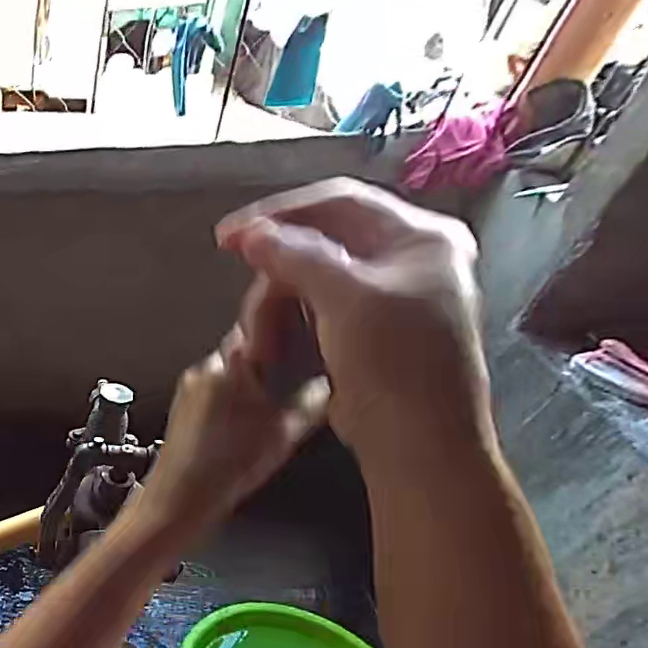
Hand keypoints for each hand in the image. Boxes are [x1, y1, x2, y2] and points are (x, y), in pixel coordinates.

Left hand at [130, 277, 328, 536]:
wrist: (177, 498)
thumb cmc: (225, 470)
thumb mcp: (283, 436)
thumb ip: (310, 403)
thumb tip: (329, 386)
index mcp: (235, 365)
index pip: (261, 314)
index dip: (283, 305)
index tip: (300, 297)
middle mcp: (209, 366)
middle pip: (247, 342)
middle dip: (270, 351)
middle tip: (293, 366)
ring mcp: (192, 383)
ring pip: (231, 366)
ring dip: (249, 374)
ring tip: (268, 401)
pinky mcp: (183, 401)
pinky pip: (215, 384)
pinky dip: (232, 392)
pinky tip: (244, 417)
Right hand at [215, 178, 490, 465]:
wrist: (417, 444)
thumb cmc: (395, 366)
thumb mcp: (347, 300)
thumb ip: (297, 257)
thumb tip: (252, 233)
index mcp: (419, 237)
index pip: (339, 202)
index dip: (279, 214)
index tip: (228, 235)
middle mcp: (406, 258)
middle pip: (324, 242)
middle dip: (277, 270)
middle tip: (245, 300)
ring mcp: (387, 296)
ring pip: (315, 279)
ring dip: (280, 303)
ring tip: (260, 336)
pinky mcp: (368, 330)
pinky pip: (319, 309)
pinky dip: (292, 320)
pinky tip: (274, 339)